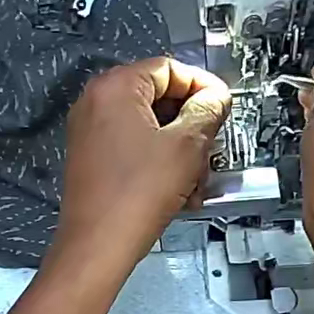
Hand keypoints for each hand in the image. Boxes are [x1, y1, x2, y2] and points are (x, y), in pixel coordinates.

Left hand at [56, 57, 231, 268]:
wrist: (99, 245)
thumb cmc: (137, 195)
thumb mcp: (187, 148)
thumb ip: (207, 112)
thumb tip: (216, 97)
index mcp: (115, 88)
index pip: (170, 69)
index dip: (203, 87)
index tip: (222, 108)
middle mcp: (96, 103)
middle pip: (159, 99)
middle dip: (191, 126)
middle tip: (211, 150)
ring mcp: (90, 132)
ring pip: (149, 128)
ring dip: (179, 151)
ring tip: (195, 181)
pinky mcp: (92, 159)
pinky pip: (134, 148)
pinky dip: (158, 163)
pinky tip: (177, 191)